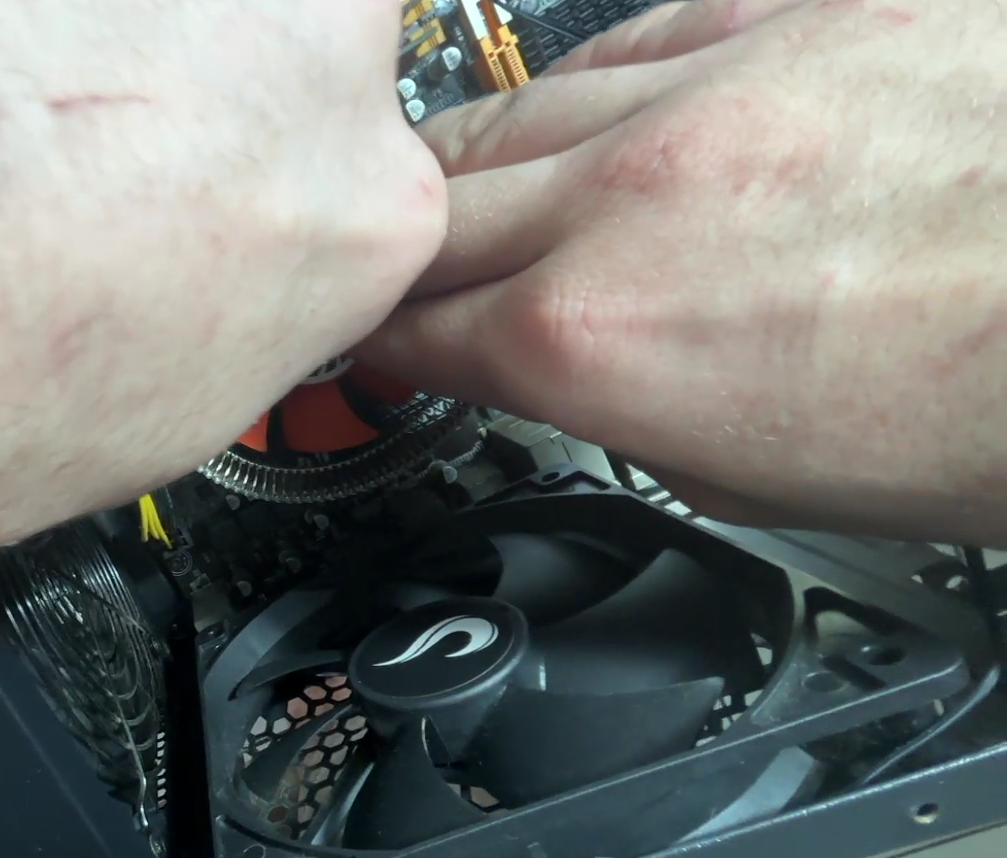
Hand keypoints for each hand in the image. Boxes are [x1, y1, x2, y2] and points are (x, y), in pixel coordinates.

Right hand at [355, 0, 1005, 543]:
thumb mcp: (752, 481)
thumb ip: (618, 410)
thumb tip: (580, 379)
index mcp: (592, 339)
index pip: (415, 332)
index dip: (372, 344)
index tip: (363, 349)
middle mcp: (626, 200)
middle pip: (427, 216)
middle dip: (383, 254)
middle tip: (366, 273)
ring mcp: (724, 86)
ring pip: (506, 117)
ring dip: (457, 166)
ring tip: (442, 190)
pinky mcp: (822, 7)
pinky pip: (639, 34)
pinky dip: (580, 85)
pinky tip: (573, 107)